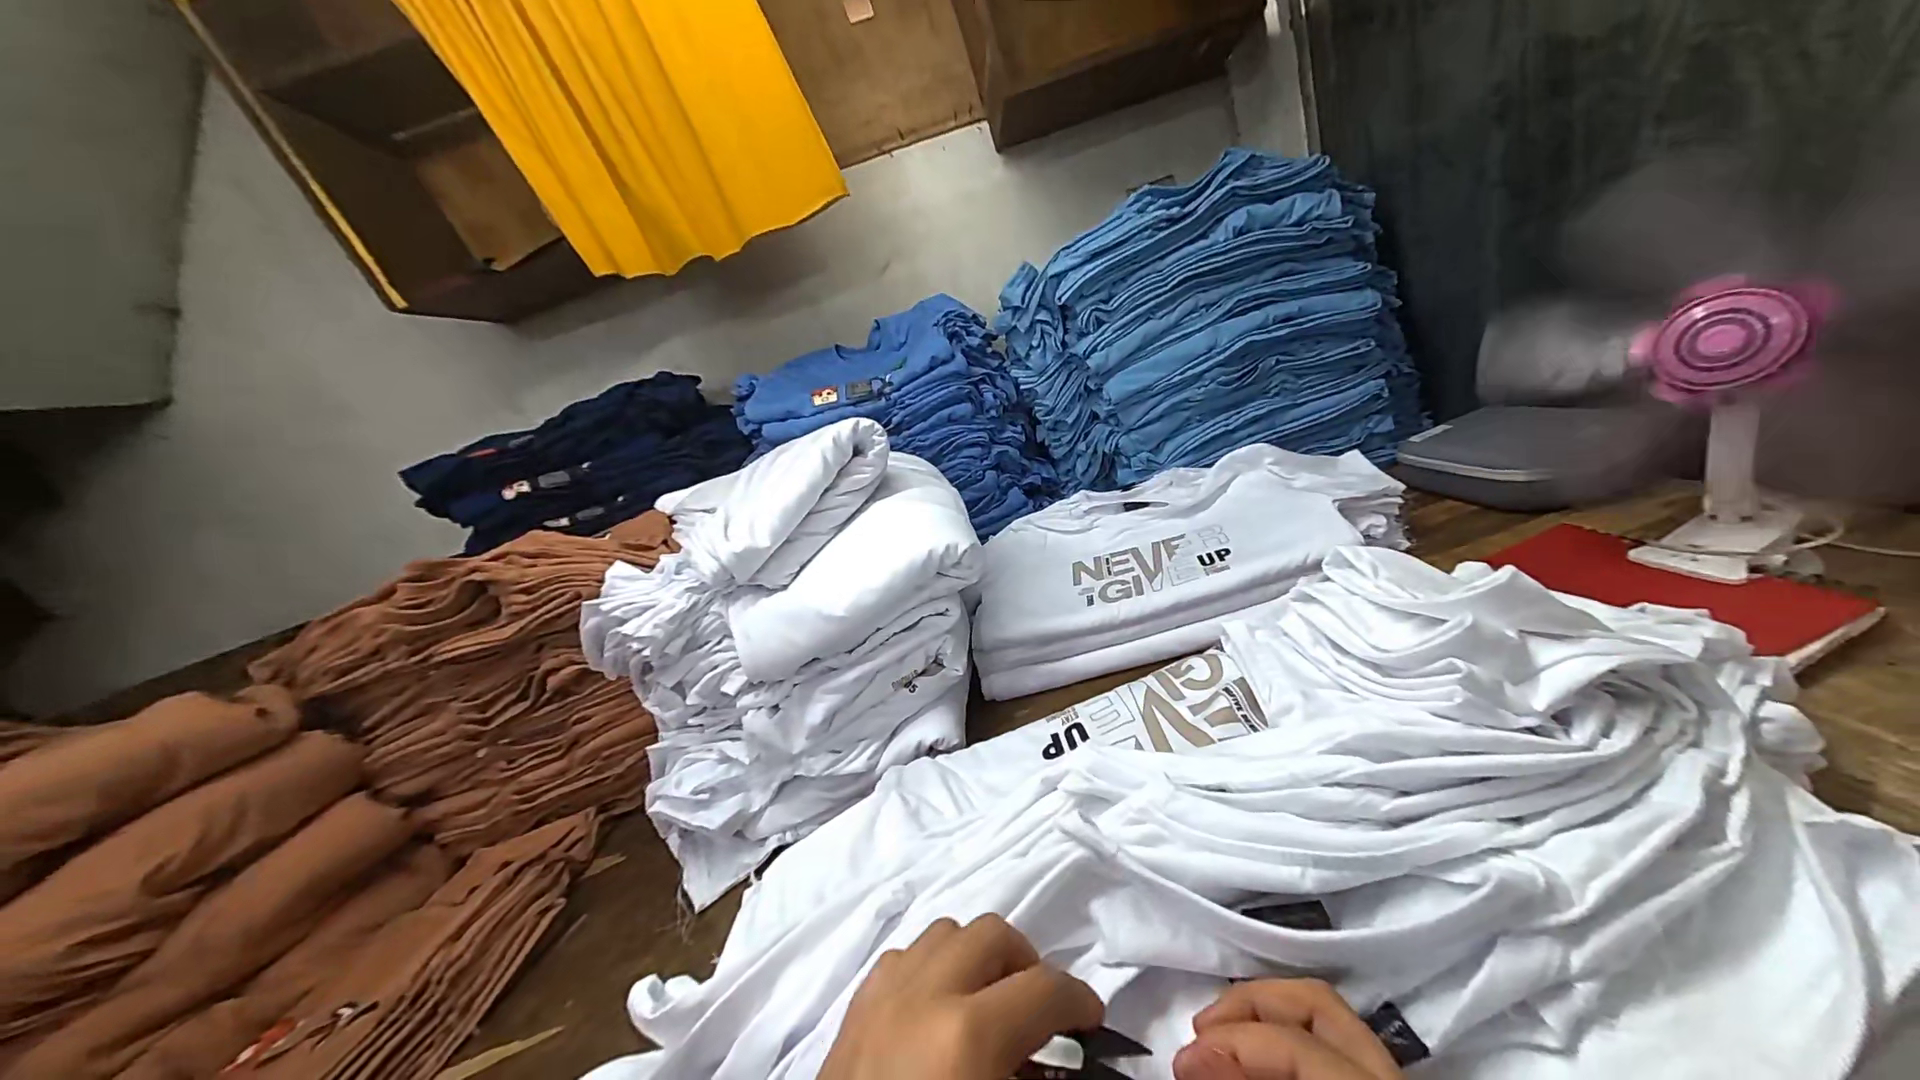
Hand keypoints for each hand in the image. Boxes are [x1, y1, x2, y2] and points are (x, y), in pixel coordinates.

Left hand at [818, 914, 1104, 1079]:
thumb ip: (1035, 1079)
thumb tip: (1056, 1060)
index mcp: (967, 1035)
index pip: (1043, 988)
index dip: (1077, 999)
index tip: (1089, 1018)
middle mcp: (925, 995)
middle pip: (992, 934)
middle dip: (1026, 963)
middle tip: (1038, 1006)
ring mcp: (884, 993)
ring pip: (945, 932)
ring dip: (976, 957)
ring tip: (987, 1000)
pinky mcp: (855, 1005)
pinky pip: (905, 955)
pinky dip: (931, 967)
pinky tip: (938, 1008)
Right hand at [1172, 979, 1403, 1079]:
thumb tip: (1194, 1058)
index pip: (1296, 1042)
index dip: (1233, 1044)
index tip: (1184, 1063)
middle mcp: (1393, 1074)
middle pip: (1317, 1001)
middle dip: (1249, 1005)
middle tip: (1202, 1033)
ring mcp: (1393, 1077)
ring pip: (1329, 1016)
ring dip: (1266, 1017)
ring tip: (1220, 1042)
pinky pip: (1335, 1045)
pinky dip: (1289, 1041)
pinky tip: (1256, 1060)